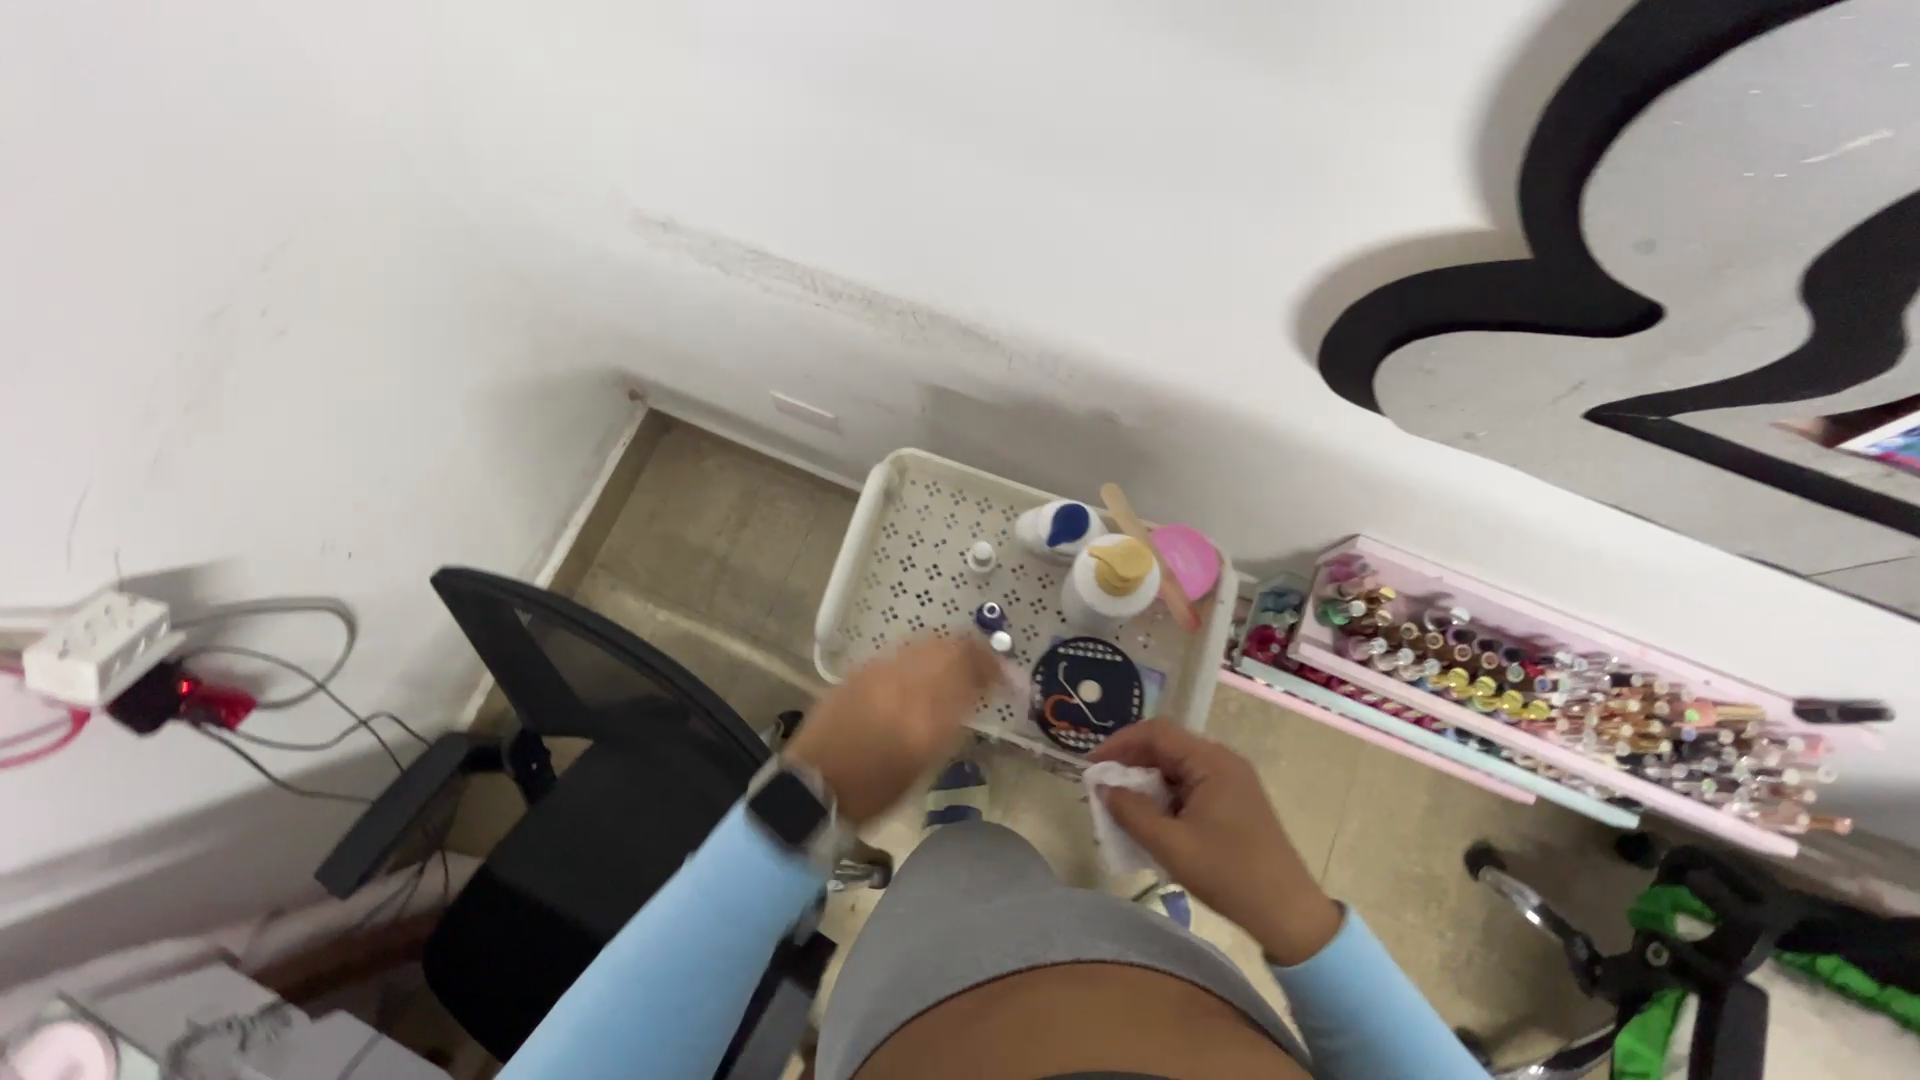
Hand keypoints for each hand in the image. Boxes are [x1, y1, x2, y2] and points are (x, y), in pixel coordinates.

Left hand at [787, 637, 999, 824]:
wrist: (813, 786)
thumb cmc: (874, 790)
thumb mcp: (924, 764)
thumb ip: (950, 725)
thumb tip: (971, 698)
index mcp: (928, 718)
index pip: (973, 675)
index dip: (995, 670)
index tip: (1007, 677)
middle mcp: (906, 685)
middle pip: (951, 648)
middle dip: (975, 651)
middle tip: (987, 663)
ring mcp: (880, 673)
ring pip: (925, 644)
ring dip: (948, 648)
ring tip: (958, 660)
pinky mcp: (859, 672)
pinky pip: (900, 653)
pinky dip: (919, 655)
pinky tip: (922, 667)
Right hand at [1090, 719, 1341, 964]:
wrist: (1288, 912)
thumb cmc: (1229, 874)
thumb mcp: (1171, 845)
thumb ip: (1132, 812)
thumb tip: (1104, 788)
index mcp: (1212, 762)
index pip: (1156, 732)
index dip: (1119, 744)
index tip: (1091, 766)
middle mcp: (1223, 761)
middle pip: (1166, 747)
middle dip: (1130, 765)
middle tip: (1102, 789)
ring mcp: (1232, 781)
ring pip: (1177, 769)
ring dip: (1147, 784)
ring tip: (1121, 808)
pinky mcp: (1234, 802)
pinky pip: (1190, 787)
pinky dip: (1165, 798)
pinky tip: (1151, 822)